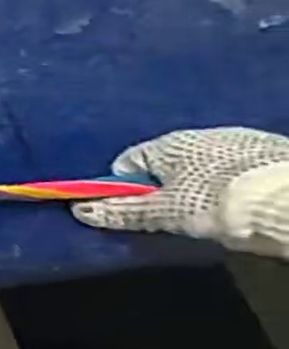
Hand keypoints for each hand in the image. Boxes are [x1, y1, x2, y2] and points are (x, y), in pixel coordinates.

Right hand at [73, 128, 288, 251]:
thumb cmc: (219, 204)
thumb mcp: (164, 214)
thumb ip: (120, 210)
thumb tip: (80, 210)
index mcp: (167, 144)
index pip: (128, 164)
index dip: (129, 188)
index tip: (143, 209)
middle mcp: (203, 134)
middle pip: (171, 163)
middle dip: (172, 185)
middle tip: (184, 213)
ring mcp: (249, 140)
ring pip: (211, 163)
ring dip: (209, 182)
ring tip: (227, 208)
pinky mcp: (284, 150)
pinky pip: (247, 166)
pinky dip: (244, 181)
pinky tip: (255, 200)